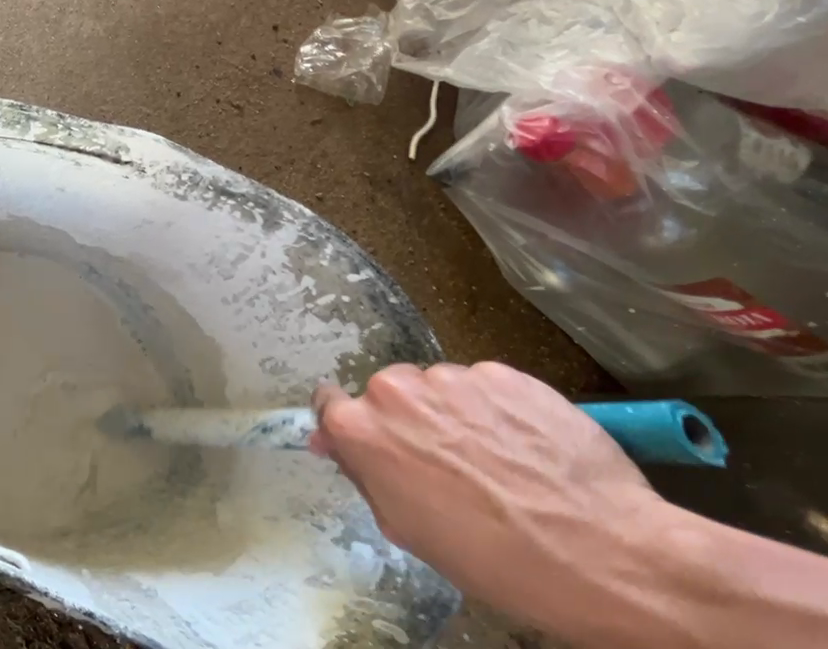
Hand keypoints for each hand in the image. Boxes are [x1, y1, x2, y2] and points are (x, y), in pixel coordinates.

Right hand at [311, 362, 660, 618]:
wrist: (603, 553)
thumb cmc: (492, 557)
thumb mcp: (406, 527)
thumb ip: (364, 472)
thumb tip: (334, 440)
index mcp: (360, 427)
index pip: (328, 403)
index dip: (352, 428)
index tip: (379, 449)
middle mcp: (394, 389)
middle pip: (388, 395)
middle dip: (409, 421)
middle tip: (447, 465)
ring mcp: (453, 377)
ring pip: (439, 388)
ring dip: (454, 413)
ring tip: (498, 459)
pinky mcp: (506, 374)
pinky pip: (486, 387)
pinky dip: (498, 410)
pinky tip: (528, 449)